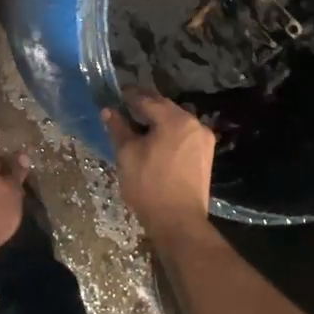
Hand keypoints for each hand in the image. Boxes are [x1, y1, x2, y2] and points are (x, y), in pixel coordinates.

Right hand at [101, 88, 214, 241]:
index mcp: (174, 119)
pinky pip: (184, 134)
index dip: (129, 96)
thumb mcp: (127, 154)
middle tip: (126, 105)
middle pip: (164, 107)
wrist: (179, 220)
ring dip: (158, 119)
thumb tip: (108, 110)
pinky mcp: (205, 155)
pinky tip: (157, 140)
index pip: (147, 99)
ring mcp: (203, 139)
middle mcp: (194, 123)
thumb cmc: (149, 185)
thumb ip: (118, 128)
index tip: (116, 93)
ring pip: (176, 121)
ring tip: (140, 124)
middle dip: (145, 105)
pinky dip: (169, 132)